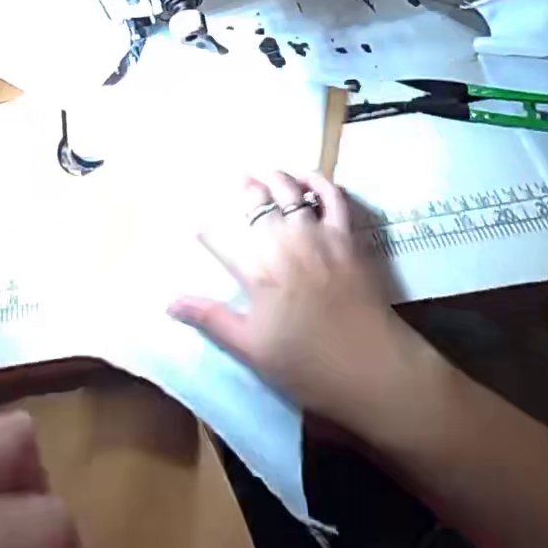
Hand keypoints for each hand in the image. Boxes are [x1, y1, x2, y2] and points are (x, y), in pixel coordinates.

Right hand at [170, 172, 441, 427]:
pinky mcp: (347, 239)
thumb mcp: (252, 349)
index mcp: (256, 272)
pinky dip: (319, 182)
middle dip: (244, 190)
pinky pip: (332, 198)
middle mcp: (283, 245)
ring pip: (289, 192)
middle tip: (240, 183)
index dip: (206, 230)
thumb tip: (168, 302)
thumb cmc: (310, 366)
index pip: (219, 239)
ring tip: (265, 173)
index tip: (199, 227)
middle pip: (256, 203)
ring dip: (274, 178)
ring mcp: (317, 238)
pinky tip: (308, 178)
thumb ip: (210, 318)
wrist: (379, 374)